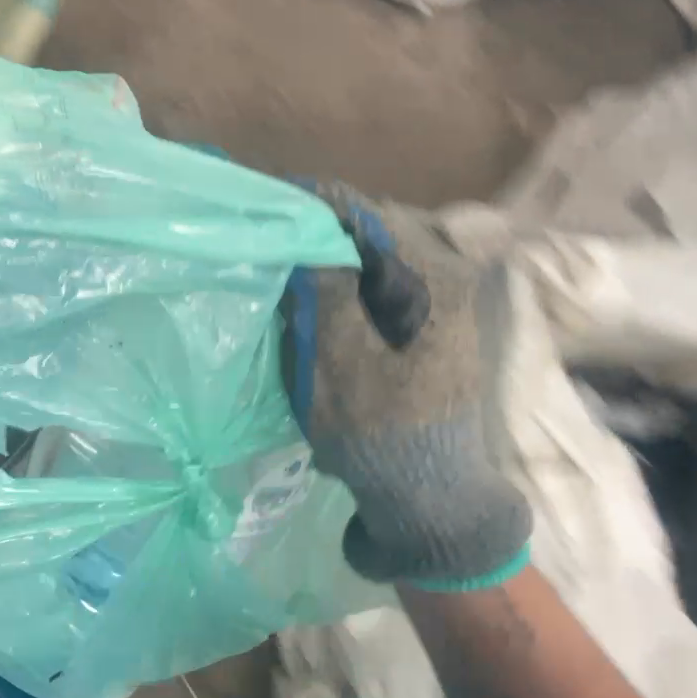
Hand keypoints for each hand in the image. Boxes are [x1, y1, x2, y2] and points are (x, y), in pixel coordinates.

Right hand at [283, 182, 531, 589]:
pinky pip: (369, 278)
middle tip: (252, 233)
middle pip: (364, 227)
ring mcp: (437, 301)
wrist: (427, 493)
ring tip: (267, 255)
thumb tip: (300, 228)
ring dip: (317, 250)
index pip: (360, 212)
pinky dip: (331, 275)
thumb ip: (322, 286)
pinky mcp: (422, 322)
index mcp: (432, 278)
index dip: (303, 203)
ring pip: (364, 252)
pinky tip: (298, 289)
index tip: (251, 205)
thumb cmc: (378, 427)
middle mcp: (445, 277)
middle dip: (308, 224)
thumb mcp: (336, 355)